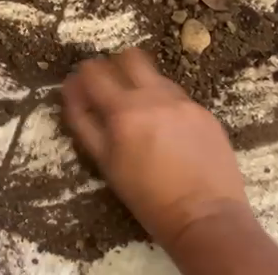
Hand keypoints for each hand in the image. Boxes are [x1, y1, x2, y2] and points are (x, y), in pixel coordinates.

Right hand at [62, 49, 253, 252]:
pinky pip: (178, 97)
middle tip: (114, 90)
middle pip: (129, 57)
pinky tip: (170, 131)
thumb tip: (71, 89)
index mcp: (123, 110)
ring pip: (155, 75)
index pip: (94, 70)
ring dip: (143, 85)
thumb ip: (83, 121)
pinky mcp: (205, 113)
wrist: (207, 221)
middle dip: (116, 67)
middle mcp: (154, 96)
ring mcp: (183, 102)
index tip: (84, 86)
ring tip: (144, 114)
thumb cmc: (148, 197)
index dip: (84, 74)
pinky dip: (167, 105)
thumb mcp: (106, 163)